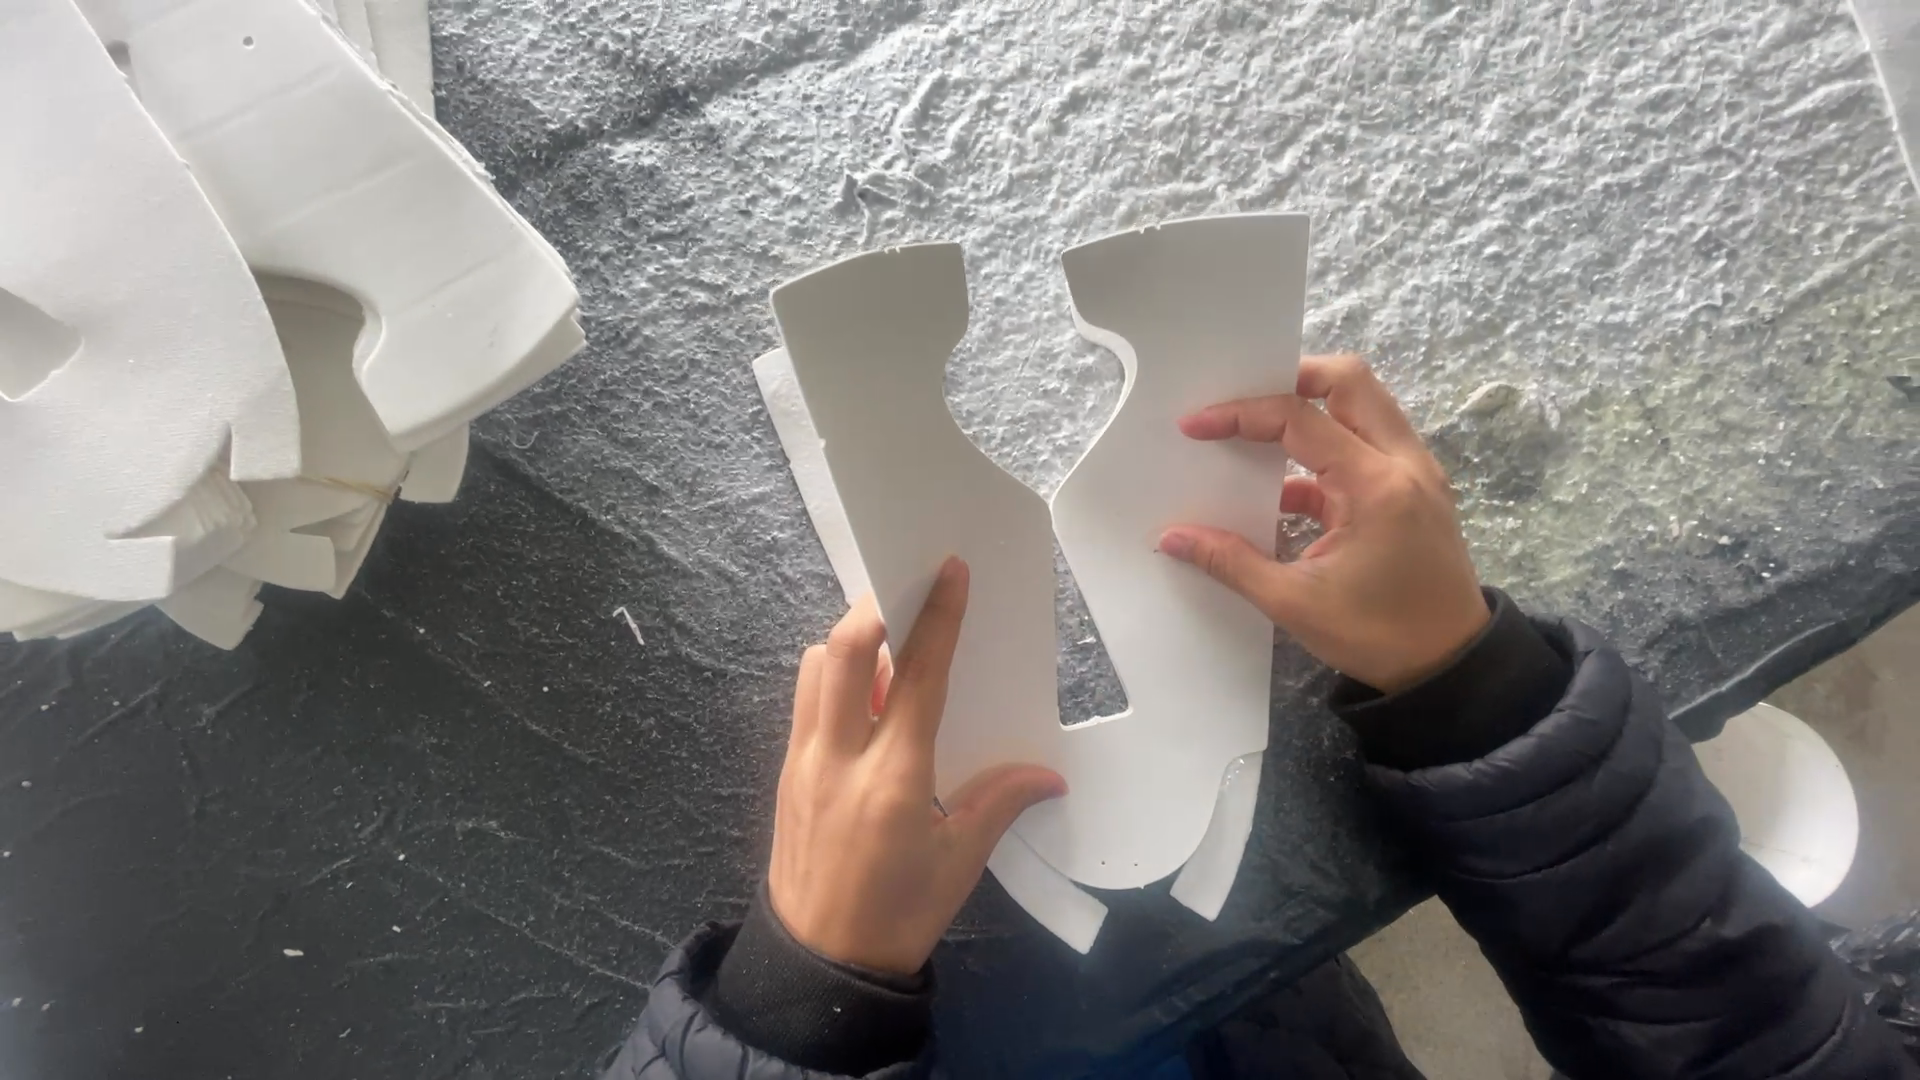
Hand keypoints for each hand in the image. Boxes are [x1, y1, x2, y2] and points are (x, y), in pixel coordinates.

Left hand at [768, 558, 1066, 973]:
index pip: (918, 676)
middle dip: (875, 607)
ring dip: (849, 643)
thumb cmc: (898, 913)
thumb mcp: (959, 863)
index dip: (937, 616)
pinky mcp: (786, 771)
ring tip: (887, 651)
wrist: (818, 968)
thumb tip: (1050, 776)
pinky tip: (864, 702)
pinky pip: (805, 700)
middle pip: (844, 652)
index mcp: (894, 776)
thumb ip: (1001, 803)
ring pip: (814, 668)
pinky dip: (832, 677)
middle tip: (906, 592)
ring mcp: (804, 760)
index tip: (948, 569)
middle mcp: (840, 755)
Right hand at [1158, 354, 1489, 693]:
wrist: (1451, 668)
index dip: (1241, 414)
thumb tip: (1172, 538)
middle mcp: (1404, 463)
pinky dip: (1319, 453)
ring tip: (1254, 431)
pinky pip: (1361, 447)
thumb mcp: (1293, 602)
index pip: (1301, 419)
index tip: (1196, 425)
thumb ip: (1229, 561)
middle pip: (1350, 382)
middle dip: (1290, 377)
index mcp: (1377, 485)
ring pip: (1361, 407)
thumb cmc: (1377, 635)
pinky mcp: (1409, 491)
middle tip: (1241, 398)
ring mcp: (1412, 473)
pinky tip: (1279, 489)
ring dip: (1309, 409)